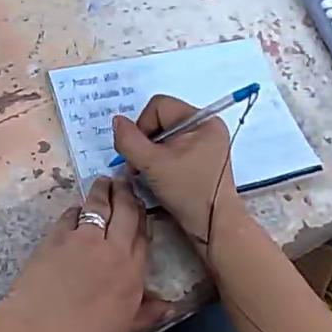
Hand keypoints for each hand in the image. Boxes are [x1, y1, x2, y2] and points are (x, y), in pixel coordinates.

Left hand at [0, 178, 172, 331]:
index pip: (143, 235)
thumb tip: (168, 305)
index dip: (143, 217)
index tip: (141, 206)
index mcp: (132, 273)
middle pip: (125, 212)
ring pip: (98, 205)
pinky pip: (71, 214)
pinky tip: (78, 207)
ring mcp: (82, 239)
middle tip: (125, 180)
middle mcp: (112, 249)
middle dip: (126, 193)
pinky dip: (77, 207)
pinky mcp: (56, 236)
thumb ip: (145, 314)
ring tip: (105, 181)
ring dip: (103, 190)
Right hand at [112, 95, 243, 243]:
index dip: (142, 126)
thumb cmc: (187, 190)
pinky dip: (161, 159)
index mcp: (202, 120)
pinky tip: (158, 175)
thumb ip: (129, 140)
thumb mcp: (151, 163)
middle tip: (139, 165)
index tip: (139, 153)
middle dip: (145, 141)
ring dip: (150, 152)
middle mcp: (207, 126)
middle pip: (161, 119)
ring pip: (165, 135)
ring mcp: (206, 142)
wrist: (213, 225)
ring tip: (146, 172)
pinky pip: (174, 147)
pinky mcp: (202, 157)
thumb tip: (117, 121)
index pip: (159, 106)